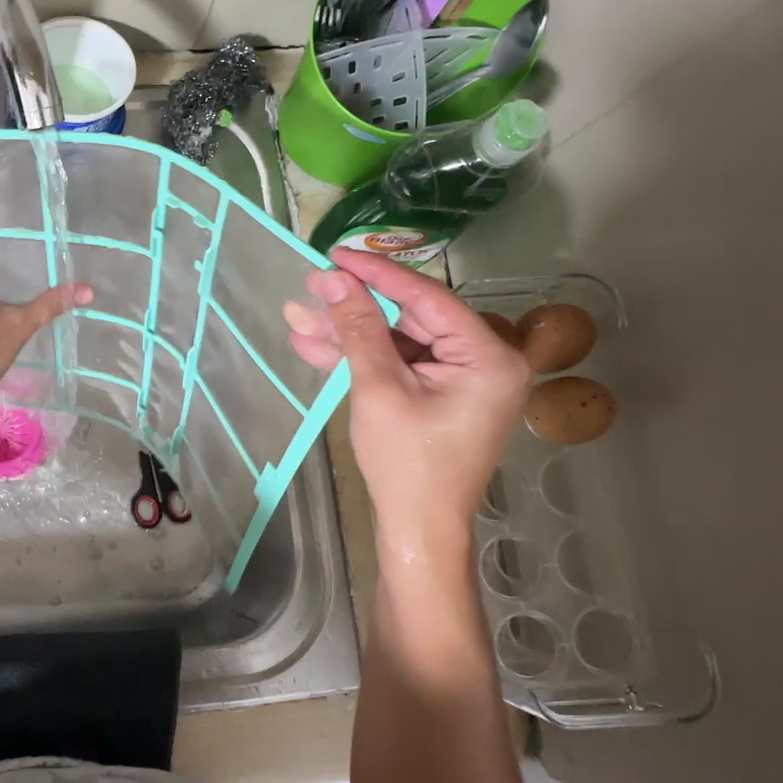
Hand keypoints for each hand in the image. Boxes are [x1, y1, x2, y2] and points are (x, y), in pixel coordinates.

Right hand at [282, 250, 528, 554]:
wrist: (417, 529)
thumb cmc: (406, 461)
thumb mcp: (378, 388)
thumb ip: (358, 328)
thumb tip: (331, 278)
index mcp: (488, 354)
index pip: (426, 297)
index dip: (376, 273)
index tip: (335, 254)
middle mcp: (483, 359)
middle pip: (408, 318)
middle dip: (352, 308)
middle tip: (308, 287)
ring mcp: (459, 378)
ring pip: (395, 341)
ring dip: (345, 334)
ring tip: (295, 318)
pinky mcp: (437, 394)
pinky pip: (397, 364)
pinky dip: (359, 359)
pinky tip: (313, 345)